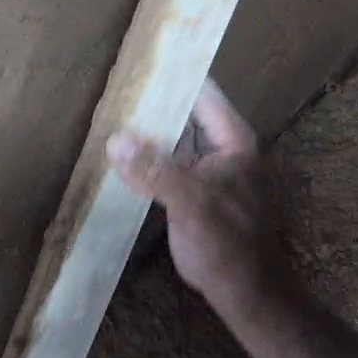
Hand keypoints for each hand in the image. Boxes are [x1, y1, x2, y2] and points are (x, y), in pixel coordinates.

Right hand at [106, 79, 287, 310]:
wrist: (245, 293)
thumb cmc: (227, 244)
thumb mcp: (190, 203)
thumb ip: (155, 170)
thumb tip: (116, 139)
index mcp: (232, 136)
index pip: (202, 90)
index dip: (174, 75)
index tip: (139, 63)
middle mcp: (222, 144)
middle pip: (186, 110)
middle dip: (154, 101)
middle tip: (114, 87)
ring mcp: (209, 165)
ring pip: (175, 135)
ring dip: (149, 128)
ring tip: (111, 111)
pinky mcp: (195, 187)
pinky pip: (169, 159)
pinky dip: (149, 154)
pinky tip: (121, 152)